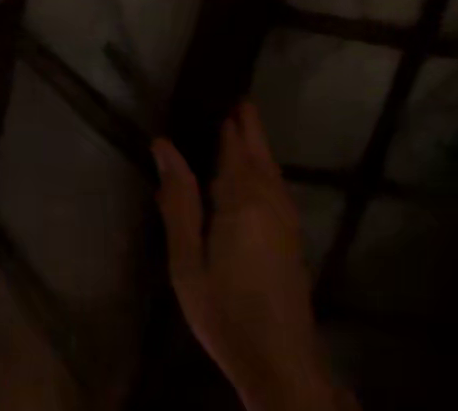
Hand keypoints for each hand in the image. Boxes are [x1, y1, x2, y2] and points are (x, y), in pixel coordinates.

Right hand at [154, 104, 357, 410]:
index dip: (226, 124)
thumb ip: (178, 199)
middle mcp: (269, 200)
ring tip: (246, 124)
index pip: (232, 148)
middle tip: (239, 97)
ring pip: (272, 169)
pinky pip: (278, 185)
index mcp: (241, 199)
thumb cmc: (223, 309)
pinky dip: (268, 167)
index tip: (217, 95)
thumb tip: (164, 146)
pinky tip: (260, 171)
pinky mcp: (292, 237)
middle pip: (258, 152)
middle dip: (248, 126)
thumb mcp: (186, 258)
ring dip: (260, 145)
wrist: (280, 362)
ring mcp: (286, 219)